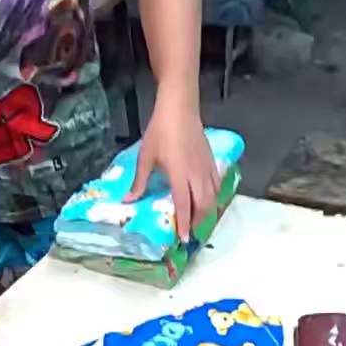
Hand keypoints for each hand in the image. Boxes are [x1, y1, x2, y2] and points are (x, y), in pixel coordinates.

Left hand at [127, 95, 216, 242]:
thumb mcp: (145, 157)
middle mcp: (196, 174)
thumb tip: (128, 200)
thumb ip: (139, 182)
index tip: (184, 238)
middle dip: (197, 221)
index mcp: (179, 174)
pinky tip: (207, 201)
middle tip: (189, 232)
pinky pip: (216, 185)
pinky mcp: (211, 161)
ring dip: (206, 212)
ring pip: (212, 197)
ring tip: (197, 220)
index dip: (184, 223)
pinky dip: (214, 197)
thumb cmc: (160, 131)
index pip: (183, 205)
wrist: (180, 107)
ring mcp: (206, 168)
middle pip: (203, 205)